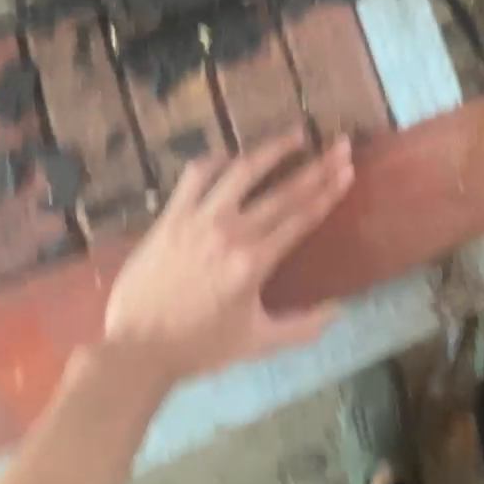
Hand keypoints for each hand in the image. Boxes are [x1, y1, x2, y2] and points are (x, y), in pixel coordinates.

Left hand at [103, 134, 353, 384]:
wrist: (135, 351)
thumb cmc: (199, 346)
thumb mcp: (256, 343)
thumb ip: (301, 328)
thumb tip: (340, 311)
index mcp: (254, 264)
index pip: (302, 218)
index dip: (329, 191)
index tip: (348, 169)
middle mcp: (231, 234)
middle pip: (284, 192)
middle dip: (317, 166)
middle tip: (341, 144)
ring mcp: (199, 220)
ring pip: (243, 172)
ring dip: (273, 149)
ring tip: (295, 132)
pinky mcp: (172, 216)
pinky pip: (196, 176)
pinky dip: (216, 160)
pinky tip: (232, 153)